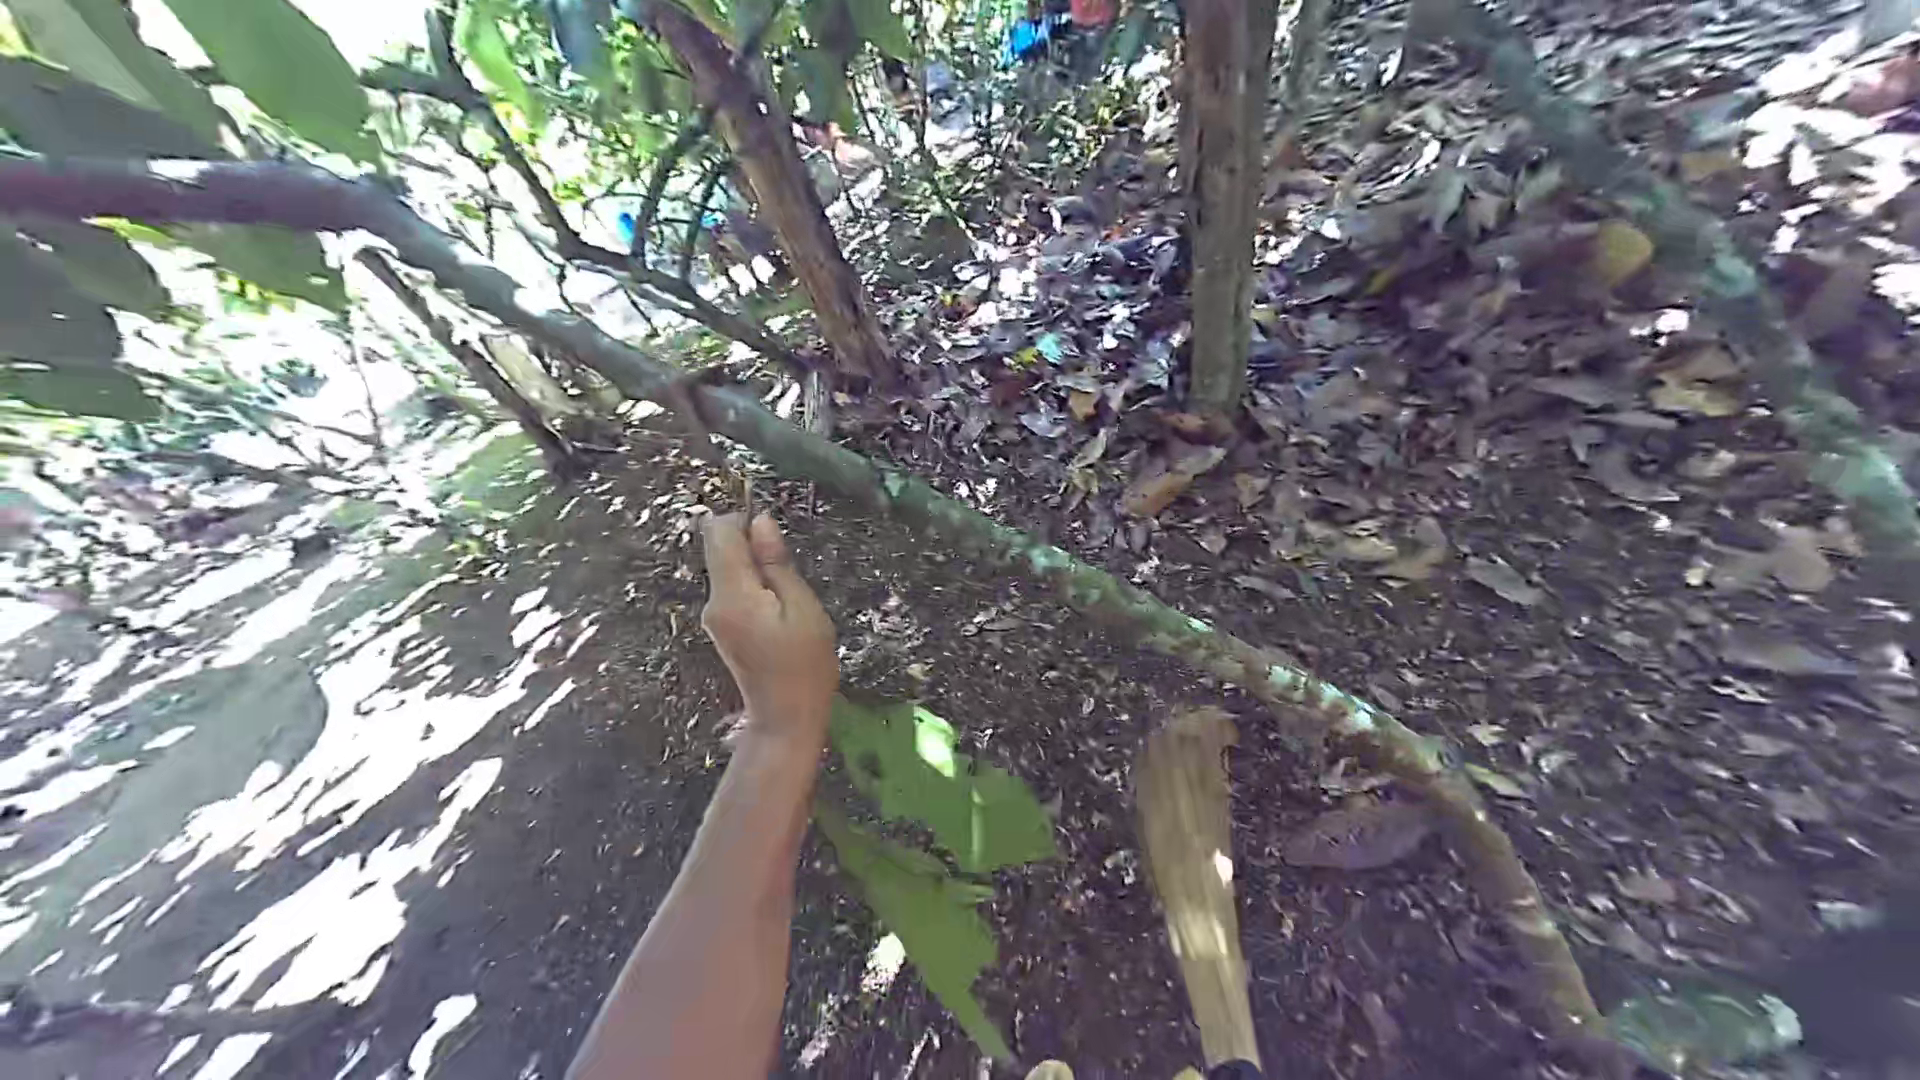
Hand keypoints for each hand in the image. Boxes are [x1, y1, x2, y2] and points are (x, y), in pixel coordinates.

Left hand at [700, 512, 837, 740]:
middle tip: (789, 572)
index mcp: (732, 594)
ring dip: (757, 568)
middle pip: (720, 549)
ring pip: (728, 568)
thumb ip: (777, 564)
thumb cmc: (805, 664)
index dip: (745, 521)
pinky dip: (754, 585)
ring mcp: (714, 615)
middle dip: (753, 546)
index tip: (776, 538)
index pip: (719, 533)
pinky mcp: (722, 626)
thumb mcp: (802, 608)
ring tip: (789, 596)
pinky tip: (779, 609)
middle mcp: (712, 601)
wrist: (787, 717)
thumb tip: (761, 522)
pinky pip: (733, 588)